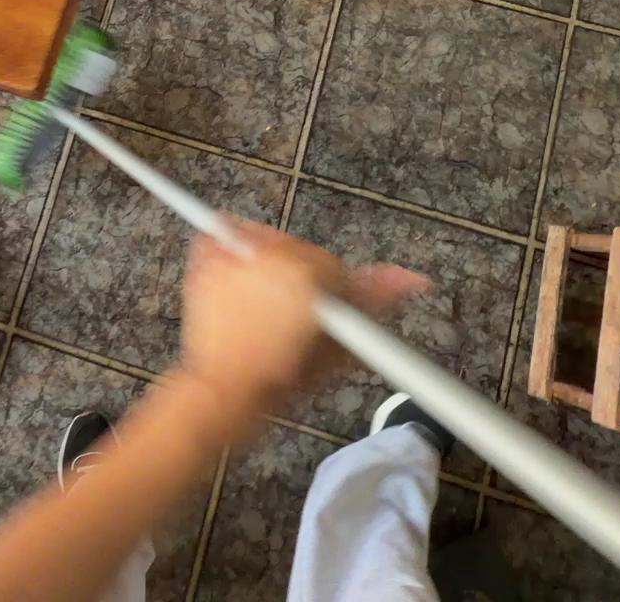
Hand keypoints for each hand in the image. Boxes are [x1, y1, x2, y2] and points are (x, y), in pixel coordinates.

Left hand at [176, 219, 428, 435]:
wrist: (224, 388)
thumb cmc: (281, 377)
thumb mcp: (338, 351)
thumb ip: (374, 304)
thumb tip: (413, 278)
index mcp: (310, 273)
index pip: (334, 266)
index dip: (332, 293)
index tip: (320, 314)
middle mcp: (273, 254)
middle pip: (300, 251)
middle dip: (301, 276)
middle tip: (290, 312)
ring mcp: (235, 251)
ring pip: (267, 241)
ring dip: (268, 261)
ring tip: (261, 300)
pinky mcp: (206, 254)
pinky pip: (222, 231)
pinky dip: (230, 245)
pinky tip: (236, 273)